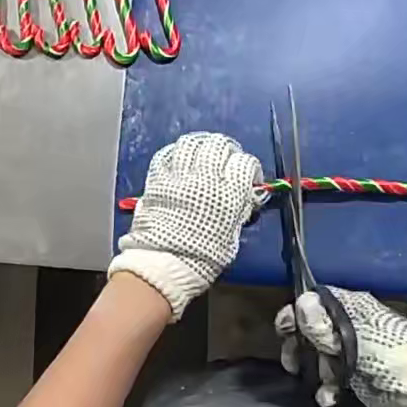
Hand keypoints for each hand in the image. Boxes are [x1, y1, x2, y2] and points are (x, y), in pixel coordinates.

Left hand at [108, 132, 263, 321]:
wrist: (163, 263)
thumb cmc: (201, 257)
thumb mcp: (230, 237)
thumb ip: (237, 212)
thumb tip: (243, 197)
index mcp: (228, 195)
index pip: (244, 164)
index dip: (249, 168)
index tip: (248, 176)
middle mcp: (204, 179)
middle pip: (219, 145)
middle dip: (226, 149)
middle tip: (226, 158)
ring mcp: (178, 176)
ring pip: (191, 143)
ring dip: (200, 145)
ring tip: (203, 153)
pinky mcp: (157, 179)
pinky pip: (166, 155)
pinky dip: (175, 153)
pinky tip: (179, 158)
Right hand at [275, 288, 406, 406]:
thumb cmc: (393, 357)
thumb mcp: (355, 338)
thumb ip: (323, 324)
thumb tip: (301, 301)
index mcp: (351, 308)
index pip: (313, 303)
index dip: (296, 314)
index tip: (284, 331)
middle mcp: (349, 326)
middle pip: (310, 329)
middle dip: (299, 346)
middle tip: (292, 363)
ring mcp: (352, 352)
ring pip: (317, 355)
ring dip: (315, 370)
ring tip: (322, 385)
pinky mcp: (355, 376)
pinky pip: (330, 377)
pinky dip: (326, 388)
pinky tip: (329, 397)